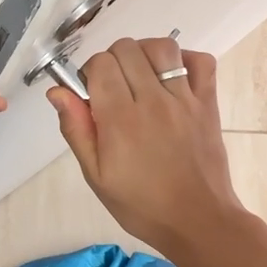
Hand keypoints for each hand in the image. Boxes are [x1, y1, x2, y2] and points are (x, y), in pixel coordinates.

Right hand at [48, 37, 247, 252]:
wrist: (196, 219)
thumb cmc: (139, 204)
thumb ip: (76, 129)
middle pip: (126, 49)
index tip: (90, 96)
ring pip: (161, 47)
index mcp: (120, 120)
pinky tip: (170, 78)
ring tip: (139, 79)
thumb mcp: (95, 175)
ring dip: (143, 54)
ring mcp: (185, 99)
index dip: (88, 74)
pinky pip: (200, 61)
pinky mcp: (208, 103)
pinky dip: (183, 59)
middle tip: (111, 90)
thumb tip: (58, 92)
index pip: (100, 65)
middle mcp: (153, 101)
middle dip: (111, 62)